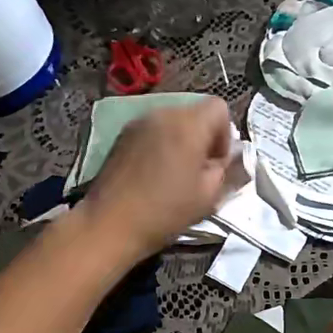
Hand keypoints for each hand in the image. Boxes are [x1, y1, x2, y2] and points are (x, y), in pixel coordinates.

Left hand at [80, 98, 236, 259]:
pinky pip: (150, 132)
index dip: (224, 135)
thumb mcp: (207, 196)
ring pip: (171, 122)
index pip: (218, 108)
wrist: (109, 224)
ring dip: (179, 142)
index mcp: (188, 124)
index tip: (215, 164)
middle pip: (193, 113)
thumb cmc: (163, 212)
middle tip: (196, 171)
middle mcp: (162, 114)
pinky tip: (152, 175)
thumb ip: (223, 169)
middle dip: (201, 138)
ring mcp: (137, 123)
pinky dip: (158, 146)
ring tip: (173, 175)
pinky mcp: (121, 137)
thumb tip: (221, 159)